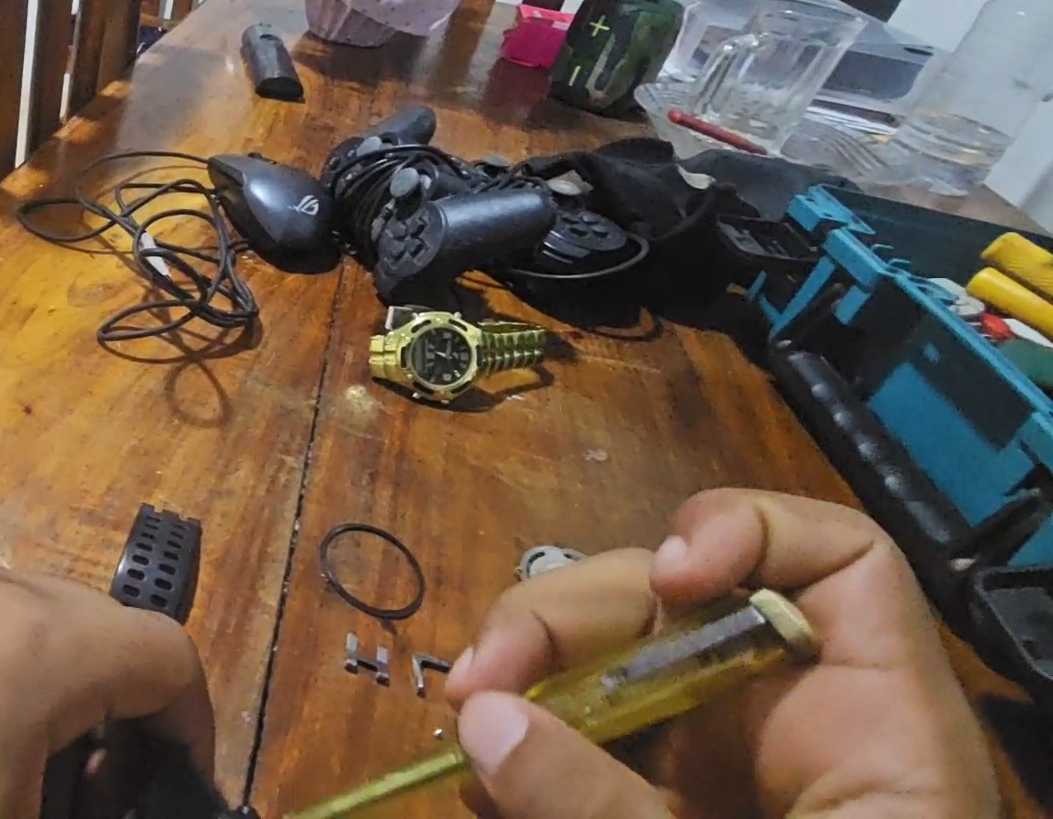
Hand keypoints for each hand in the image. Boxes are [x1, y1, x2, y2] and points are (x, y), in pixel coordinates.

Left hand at [0, 558, 213, 818]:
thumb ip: (97, 811)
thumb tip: (111, 791)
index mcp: (33, 640)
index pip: (167, 653)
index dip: (195, 725)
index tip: (179, 787)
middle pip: (101, 626)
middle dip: (122, 709)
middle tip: (100, 794)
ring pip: (30, 618)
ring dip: (55, 688)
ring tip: (21, 773)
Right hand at [444, 490, 1000, 818]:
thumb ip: (612, 807)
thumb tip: (481, 720)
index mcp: (853, 716)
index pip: (827, 557)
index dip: (743, 531)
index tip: (669, 581)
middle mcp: (764, 701)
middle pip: (649, 590)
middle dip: (551, 618)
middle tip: (478, 683)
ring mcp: (698, 738)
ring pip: (592, 646)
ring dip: (516, 670)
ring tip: (468, 728)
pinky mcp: (645, 777)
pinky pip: (567, 720)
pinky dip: (518, 736)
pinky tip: (487, 785)